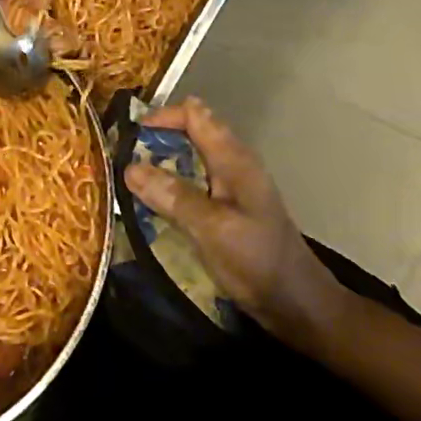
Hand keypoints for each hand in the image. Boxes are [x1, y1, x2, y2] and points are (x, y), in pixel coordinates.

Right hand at [123, 98, 342, 337]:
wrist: (297, 305)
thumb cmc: (258, 261)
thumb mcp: (212, 229)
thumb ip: (174, 197)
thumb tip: (129, 168)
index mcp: (233, 159)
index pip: (194, 114)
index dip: (161, 118)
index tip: (130, 138)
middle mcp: (231, 164)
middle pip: (190, 133)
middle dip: (156, 141)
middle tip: (122, 162)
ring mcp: (230, 187)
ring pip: (189, 159)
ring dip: (160, 165)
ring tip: (129, 183)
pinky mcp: (226, 209)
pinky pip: (192, 184)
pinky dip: (170, 187)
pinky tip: (153, 207)